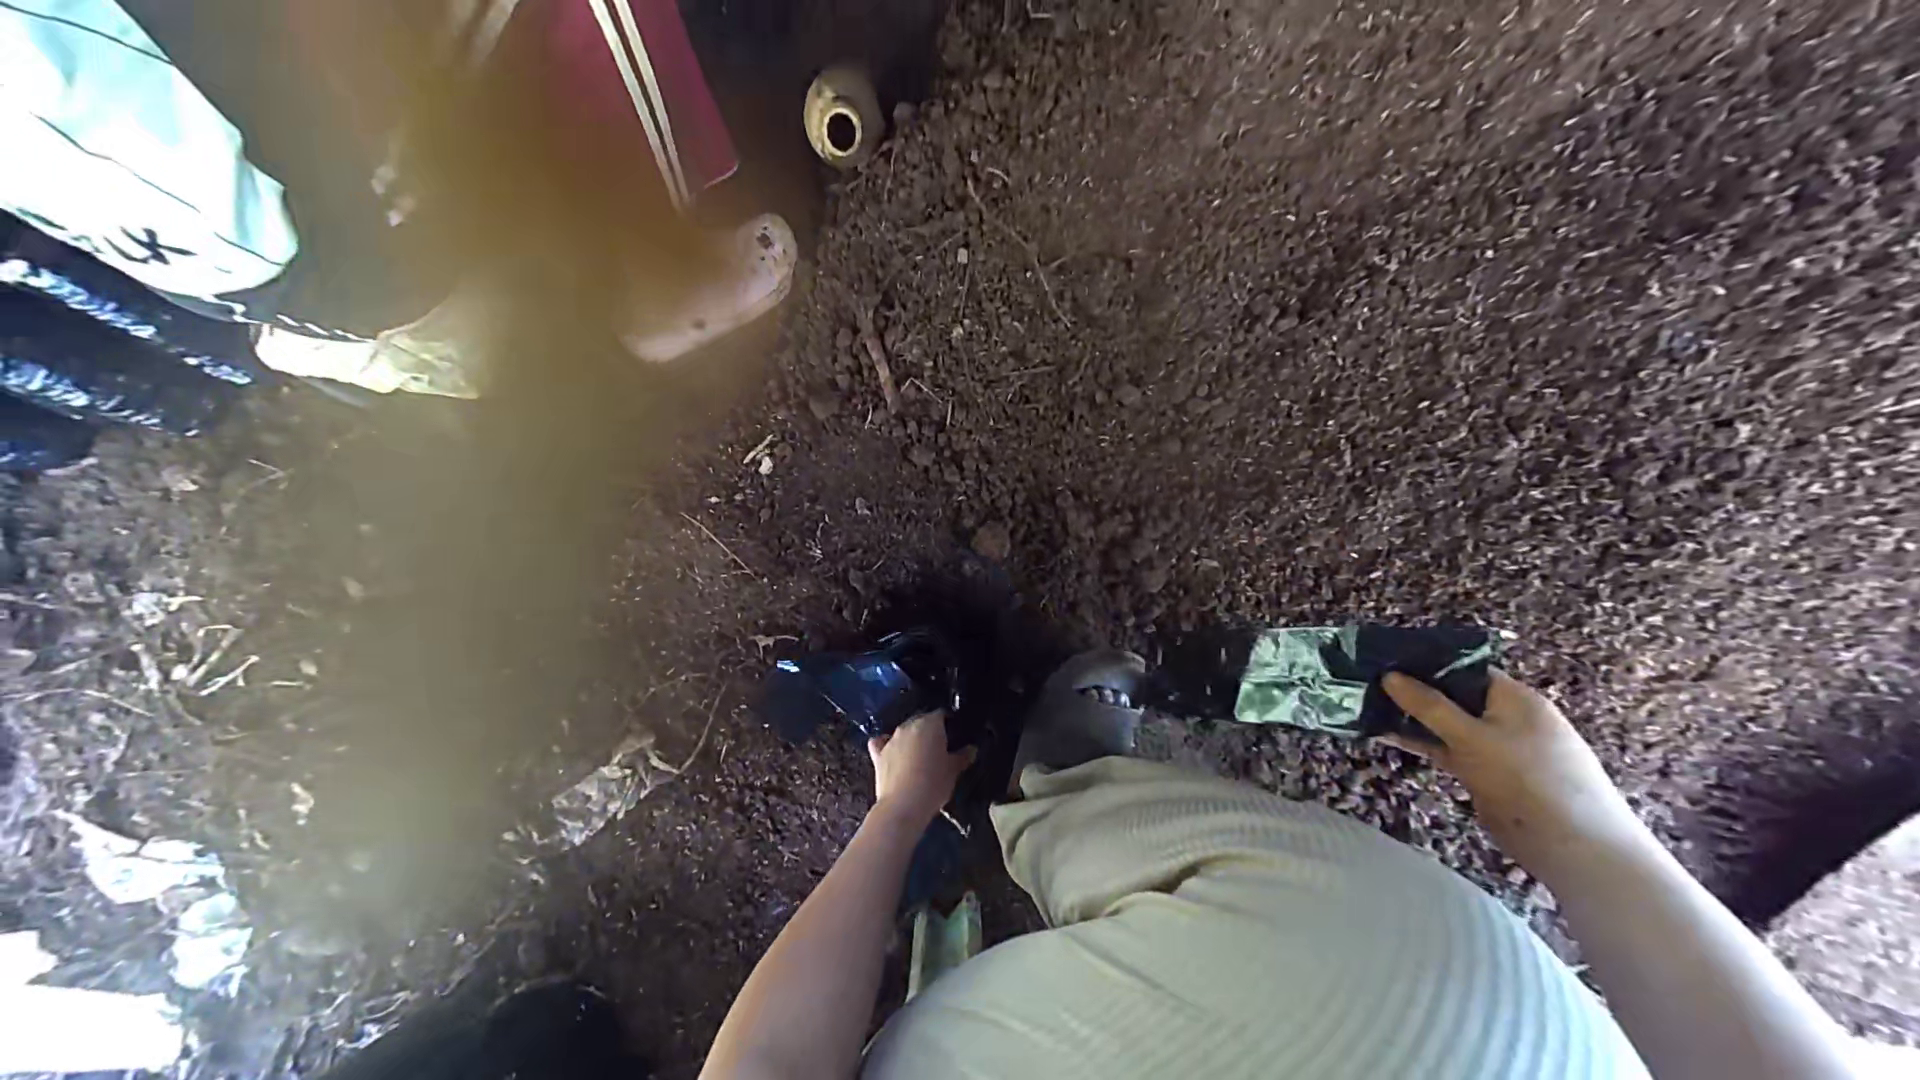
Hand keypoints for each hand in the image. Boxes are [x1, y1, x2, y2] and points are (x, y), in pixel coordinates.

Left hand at [868, 711, 975, 824]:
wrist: (903, 806)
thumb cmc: (933, 785)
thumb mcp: (954, 771)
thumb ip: (963, 757)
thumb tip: (971, 749)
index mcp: (930, 724)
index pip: (941, 714)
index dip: (948, 722)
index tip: (953, 734)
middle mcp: (908, 726)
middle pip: (921, 720)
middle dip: (930, 730)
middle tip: (939, 747)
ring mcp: (890, 739)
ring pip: (903, 731)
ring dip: (911, 738)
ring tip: (919, 755)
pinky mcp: (877, 754)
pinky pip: (881, 743)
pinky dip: (886, 744)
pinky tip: (892, 752)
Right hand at [1379, 670, 1651, 875]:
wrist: (1575, 850)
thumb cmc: (1527, 780)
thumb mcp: (1472, 738)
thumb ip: (1429, 706)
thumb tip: (1389, 675)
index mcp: (1514, 697)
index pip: (1463, 667)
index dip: (1424, 661)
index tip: (1383, 658)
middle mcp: (1505, 716)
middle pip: (1450, 694)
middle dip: (1410, 689)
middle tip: (1364, 682)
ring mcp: (1494, 745)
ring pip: (1444, 722)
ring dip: (1409, 716)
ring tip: (1364, 705)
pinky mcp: (1483, 771)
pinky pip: (1444, 747)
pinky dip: (1418, 741)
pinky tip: (1382, 735)